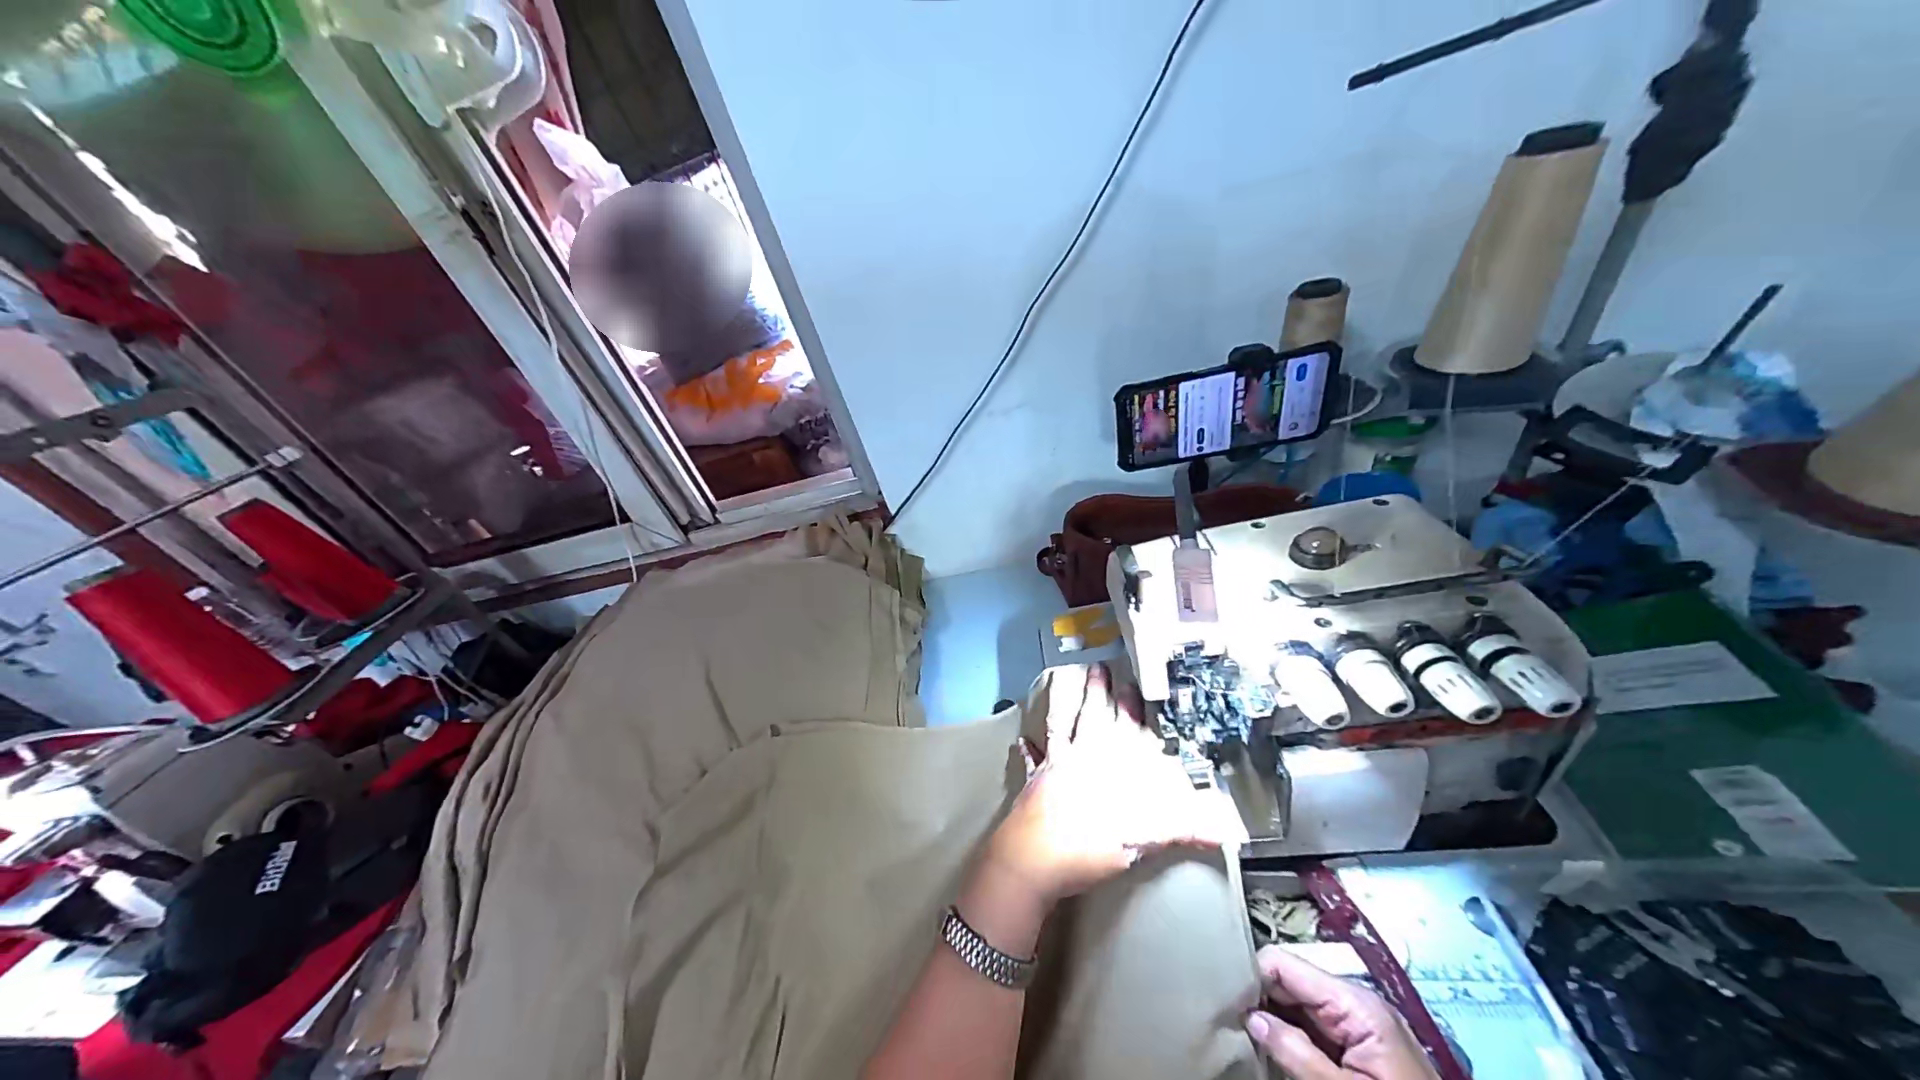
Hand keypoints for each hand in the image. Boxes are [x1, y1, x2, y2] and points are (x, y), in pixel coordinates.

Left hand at [978, 664, 1245, 909]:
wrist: (1029, 862)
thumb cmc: (1084, 846)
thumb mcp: (1141, 838)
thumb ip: (1181, 828)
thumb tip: (1225, 829)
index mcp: (1105, 764)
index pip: (1124, 728)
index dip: (1131, 707)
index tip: (1134, 684)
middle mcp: (1078, 757)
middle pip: (1089, 716)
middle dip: (1097, 692)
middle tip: (1098, 669)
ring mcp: (1051, 768)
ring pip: (1059, 726)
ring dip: (1063, 705)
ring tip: (1060, 683)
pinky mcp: (1031, 785)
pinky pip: (1031, 761)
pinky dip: (1028, 750)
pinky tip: (1023, 740)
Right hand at [1244, 946, 1439, 1079]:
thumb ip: (1296, 1053)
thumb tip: (1251, 1017)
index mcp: (1354, 1002)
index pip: (1283, 963)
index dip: (1251, 977)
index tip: (1226, 1003)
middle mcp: (1354, 1001)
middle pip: (1289, 980)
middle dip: (1259, 998)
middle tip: (1230, 1023)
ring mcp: (1359, 1023)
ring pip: (1298, 1004)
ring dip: (1272, 1018)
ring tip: (1244, 1035)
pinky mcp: (1360, 1045)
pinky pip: (1314, 1027)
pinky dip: (1291, 1034)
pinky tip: (1272, 1049)